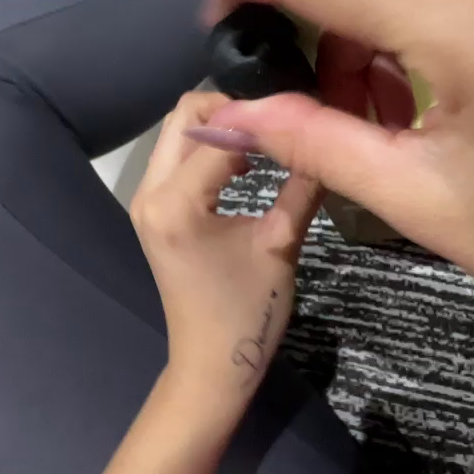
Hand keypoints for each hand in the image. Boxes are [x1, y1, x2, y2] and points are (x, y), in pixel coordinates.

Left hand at [130, 92, 321, 410]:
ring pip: (177, 133)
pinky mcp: (153, 210)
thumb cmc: (247, 311)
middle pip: (184, 116)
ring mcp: (146, 200)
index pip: (219, 130)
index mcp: (177, 201)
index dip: (263, 119)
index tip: (301, 119)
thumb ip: (302, 186)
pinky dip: (208, 147)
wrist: (211, 364)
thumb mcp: (281, 244)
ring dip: (219, 126)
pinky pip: (176, 156)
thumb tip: (328, 142)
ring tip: (266, 142)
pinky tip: (243, 163)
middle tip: (278, 127)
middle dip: (232, 109)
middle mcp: (150, 192)